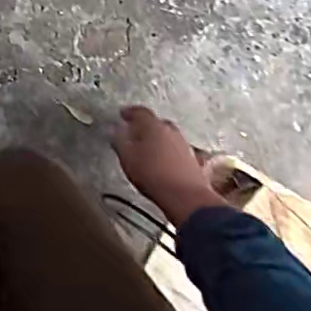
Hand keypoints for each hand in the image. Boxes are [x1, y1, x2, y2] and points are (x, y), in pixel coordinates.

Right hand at [112, 105, 229, 226]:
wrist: (186, 198)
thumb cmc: (153, 174)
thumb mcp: (127, 156)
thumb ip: (119, 139)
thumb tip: (115, 129)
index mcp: (153, 125)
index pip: (140, 112)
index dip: (130, 112)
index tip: (123, 114)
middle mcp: (171, 132)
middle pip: (157, 123)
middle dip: (146, 126)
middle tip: (135, 132)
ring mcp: (185, 147)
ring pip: (169, 137)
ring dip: (159, 140)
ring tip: (148, 149)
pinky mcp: (194, 163)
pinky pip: (178, 152)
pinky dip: (169, 154)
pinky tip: (163, 163)